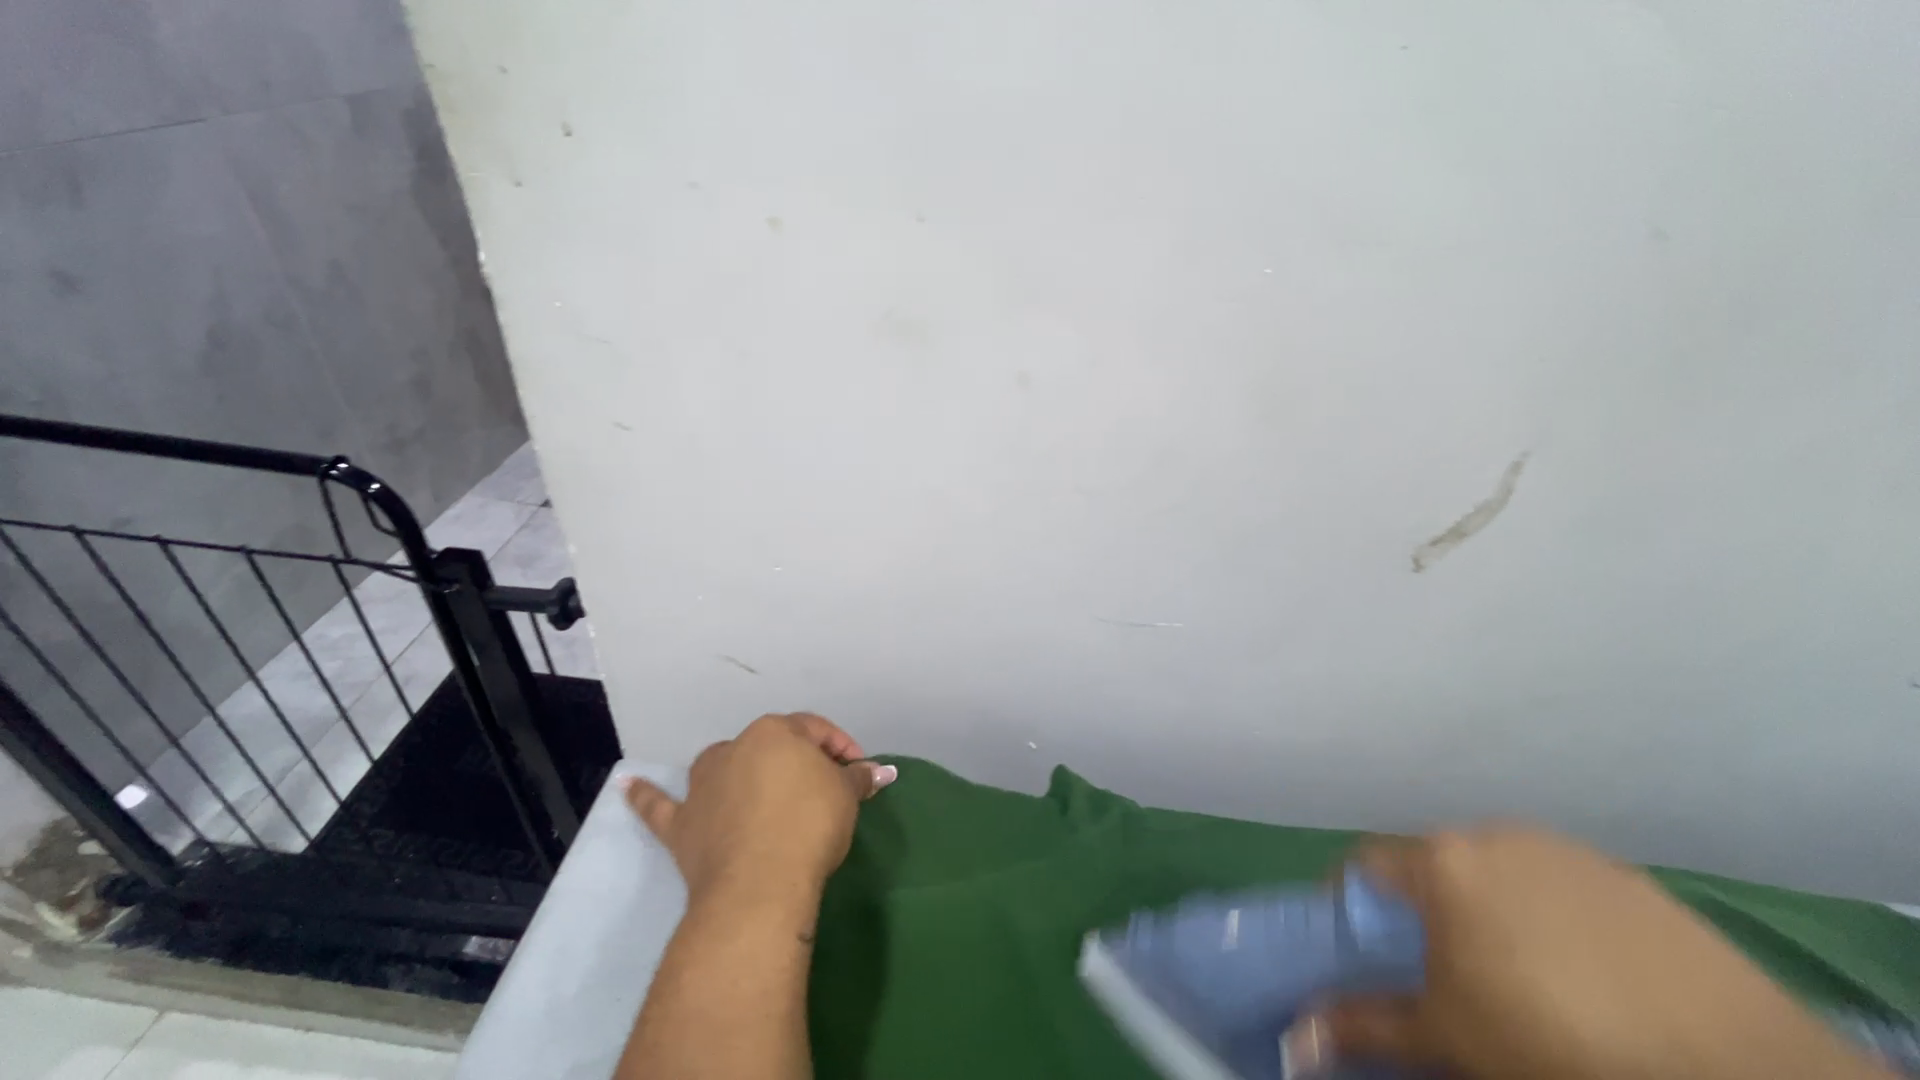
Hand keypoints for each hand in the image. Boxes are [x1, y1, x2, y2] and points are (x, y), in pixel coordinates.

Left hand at [621, 713, 895, 907]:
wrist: (759, 885)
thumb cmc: (810, 827)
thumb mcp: (845, 797)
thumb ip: (857, 778)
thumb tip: (876, 771)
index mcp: (775, 733)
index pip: (814, 730)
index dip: (841, 748)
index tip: (860, 773)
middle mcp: (734, 749)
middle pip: (771, 748)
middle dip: (798, 764)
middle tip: (824, 790)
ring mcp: (702, 786)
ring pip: (721, 767)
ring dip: (739, 772)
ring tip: (761, 790)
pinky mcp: (681, 824)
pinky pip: (659, 805)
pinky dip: (644, 795)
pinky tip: (626, 786)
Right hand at [1312, 826, 1890, 1079]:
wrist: (1732, 1066)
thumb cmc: (1553, 1042)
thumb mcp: (1448, 1039)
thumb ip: (1366, 1024)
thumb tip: (1295, 1037)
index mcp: (1444, 861)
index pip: (1365, 864)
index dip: (1348, 902)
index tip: (1352, 944)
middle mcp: (1499, 835)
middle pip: (1434, 863)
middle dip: (1423, 908)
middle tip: (1435, 969)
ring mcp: (1570, 852)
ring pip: (1501, 871)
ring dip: (1488, 908)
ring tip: (1514, 973)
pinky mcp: (1633, 877)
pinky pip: (1563, 886)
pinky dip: (1551, 916)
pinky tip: (1583, 974)